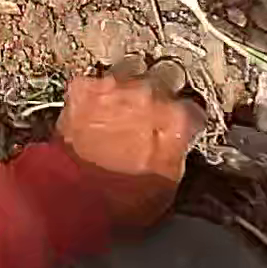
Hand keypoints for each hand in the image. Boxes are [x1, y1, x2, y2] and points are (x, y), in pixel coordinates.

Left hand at [55, 73, 202, 229]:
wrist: (73, 197)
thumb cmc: (120, 200)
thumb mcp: (168, 185)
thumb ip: (178, 151)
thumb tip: (178, 142)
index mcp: (176, 119)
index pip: (193, 108)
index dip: (184, 118)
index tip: (177, 125)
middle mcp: (150, 92)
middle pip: (167, 75)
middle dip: (162, 89)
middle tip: (150, 110)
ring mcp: (116, 85)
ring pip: (132, 67)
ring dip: (130, 82)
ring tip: (121, 104)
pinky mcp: (85, 85)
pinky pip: (97, 78)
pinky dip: (96, 90)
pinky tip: (94, 108)